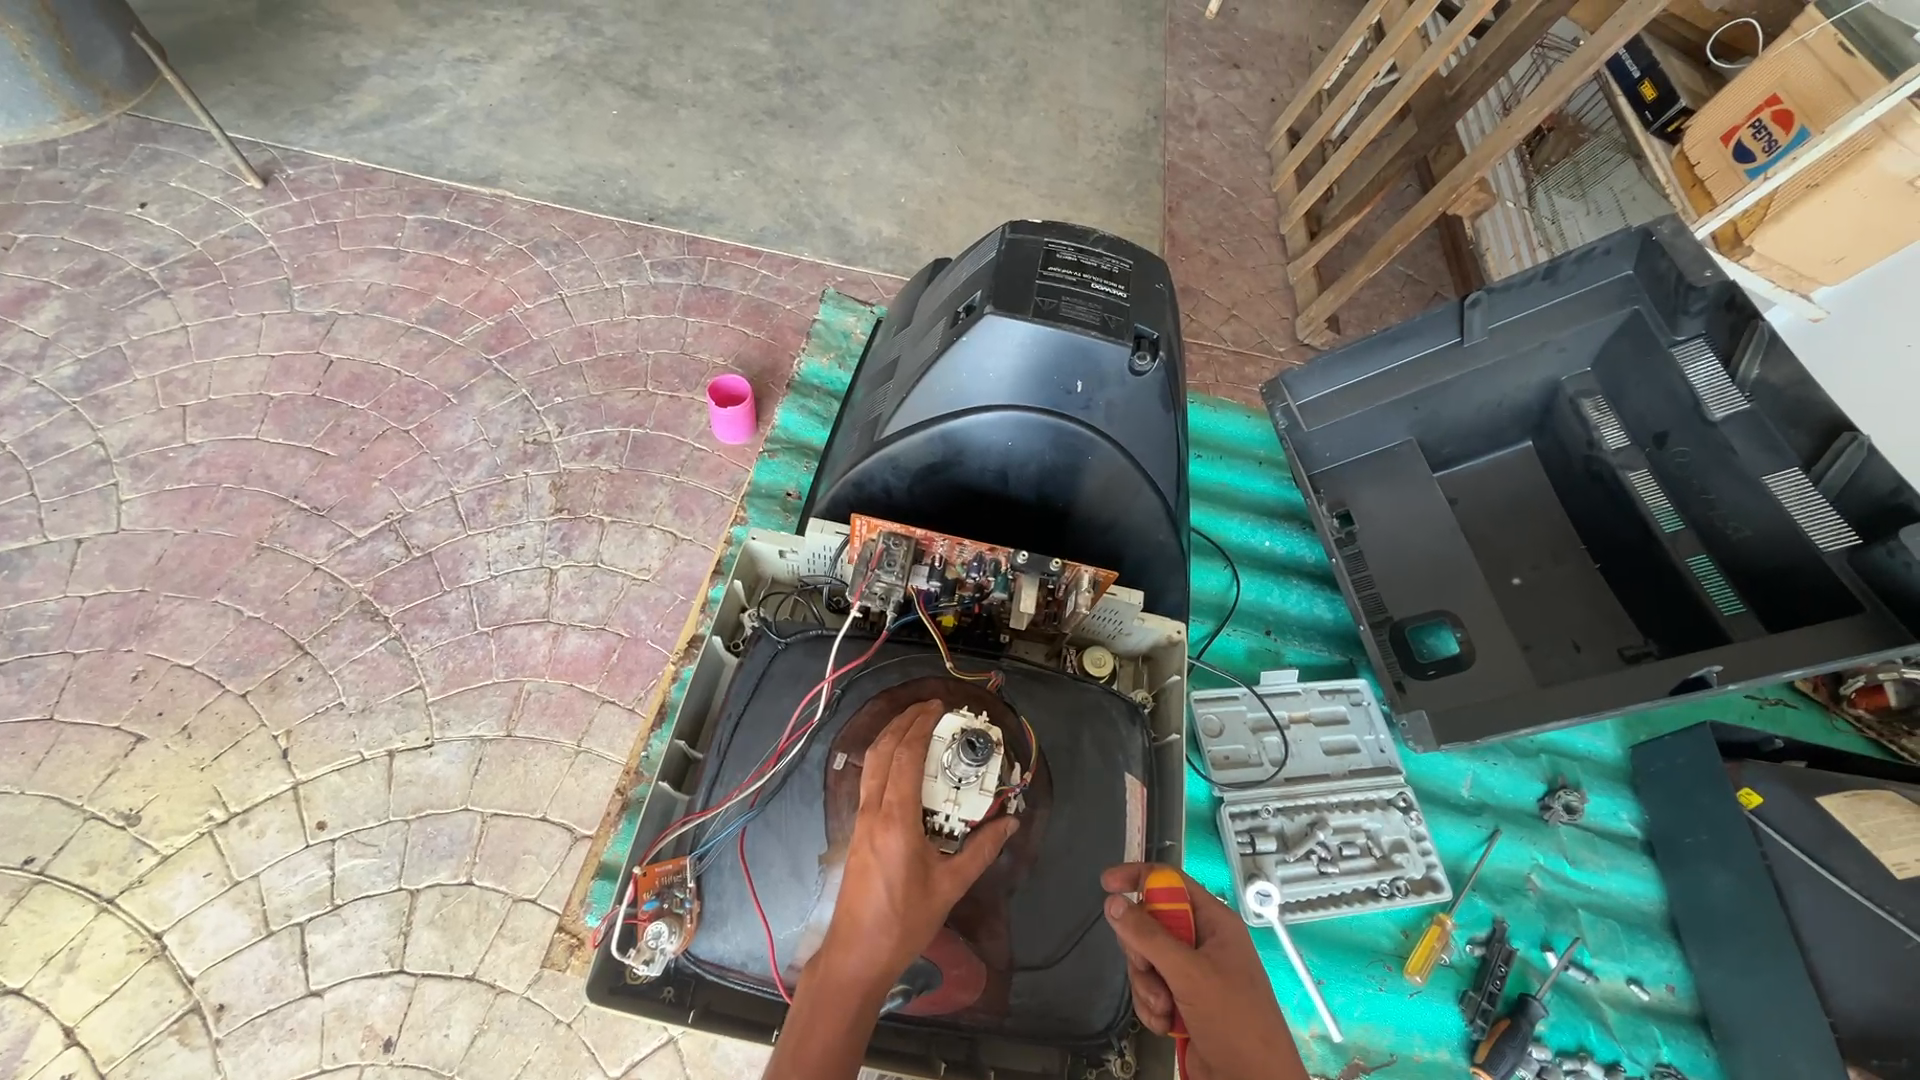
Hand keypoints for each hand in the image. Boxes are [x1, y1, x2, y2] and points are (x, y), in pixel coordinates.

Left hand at [818, 699, 1018, 990]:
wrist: (857, 954)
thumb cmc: (904, 922)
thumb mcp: (950, 886)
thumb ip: (981, 851)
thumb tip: (1010, 823)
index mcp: (896, 819)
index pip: (905, 758)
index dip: (920, 727)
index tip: (939, 708)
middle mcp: (873, 811)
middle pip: (883, 752)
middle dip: (904, 722)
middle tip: (930, 708)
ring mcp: (860, 820)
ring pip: (870, 764)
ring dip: (890, 737)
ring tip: (915, 724)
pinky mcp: (856, 831)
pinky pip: (868, 781)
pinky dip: (883, 759)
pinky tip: (899, 764)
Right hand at [1102, 864, 1307, 1079]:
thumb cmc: (1234, 1021)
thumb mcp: (1189, 974)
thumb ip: (1148, 936)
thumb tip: (1113, 902)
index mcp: (1214, 922)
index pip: (1170, 882)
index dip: (1138, 878)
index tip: (1106, 885)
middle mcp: (1202, 942)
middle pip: (1150, 923)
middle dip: (1141, 950)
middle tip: (1148, 968)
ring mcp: (1192, 973)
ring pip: (1145, 958)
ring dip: (1146, 985)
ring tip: (1164, 1007)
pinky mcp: (1182, 1000)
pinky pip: (1149, 987)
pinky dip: (1150, 1006)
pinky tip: (1166, 1024)